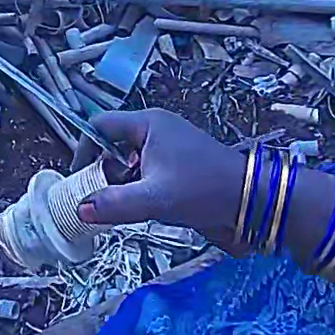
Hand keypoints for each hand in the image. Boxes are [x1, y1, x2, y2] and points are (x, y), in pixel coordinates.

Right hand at [71, 109, 243, 232]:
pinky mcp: (176, 167)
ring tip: (124, 204)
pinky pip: (144, 173)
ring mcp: (167, 148)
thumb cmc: (205, 189)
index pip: (100, 125)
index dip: (84, 148)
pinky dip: (137, 189)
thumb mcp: (155, 198)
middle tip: (101, 195)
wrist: (254, 203)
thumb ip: (115, 204)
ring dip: (121, 183)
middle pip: (112, 145)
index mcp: (148, 124)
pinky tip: (143, 206)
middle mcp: (155, 130)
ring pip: (128, 162)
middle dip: (103, 171)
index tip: (80, 175)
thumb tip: (80, 209)